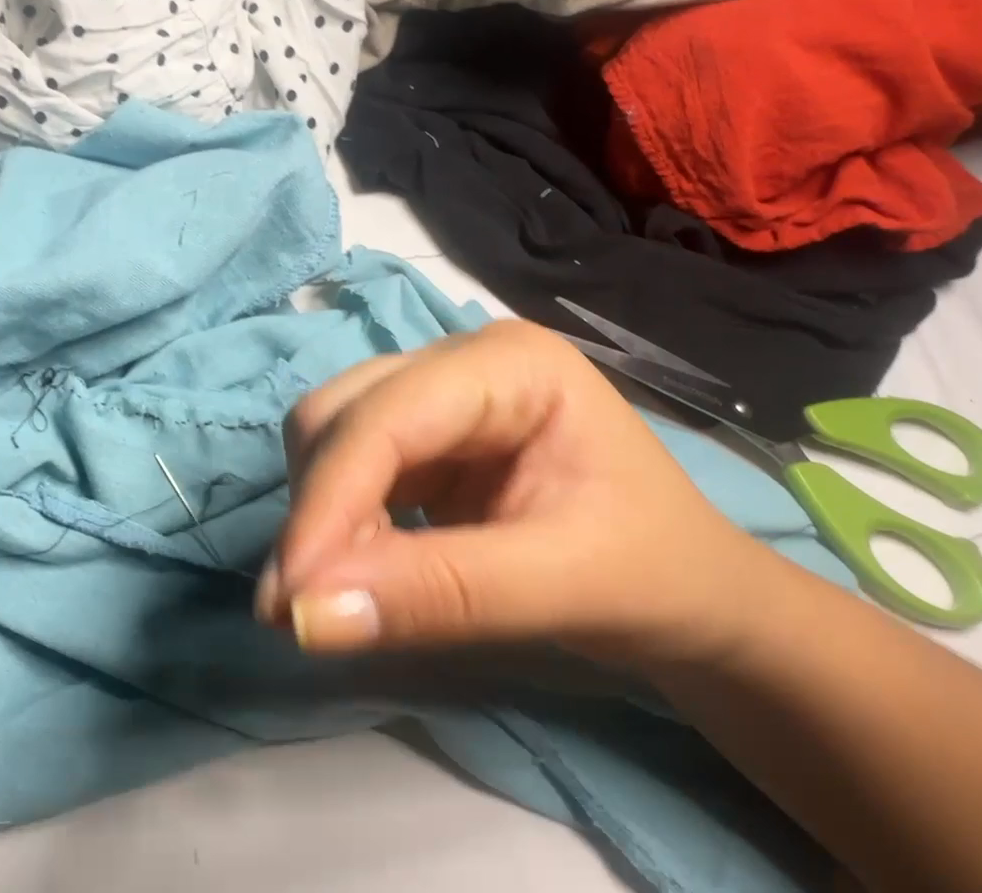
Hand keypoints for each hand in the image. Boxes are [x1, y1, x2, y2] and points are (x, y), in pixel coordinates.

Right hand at [256, 320, 792, 668]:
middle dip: (317, 512)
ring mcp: (430, 401)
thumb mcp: (565, 587)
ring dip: (316, 523)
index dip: (330, 502)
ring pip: (323, 442)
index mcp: (510, 364)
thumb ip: (437, 595)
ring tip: (338, 599)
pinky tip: (354, 577)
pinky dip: (331, 529)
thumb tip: (303, 616)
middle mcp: (455, 364)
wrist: (691, 597)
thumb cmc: (656, 577)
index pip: (384, 419)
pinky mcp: (414, 445)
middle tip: (311, 610)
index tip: (291, 599)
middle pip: (335, 417)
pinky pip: (339, 474)